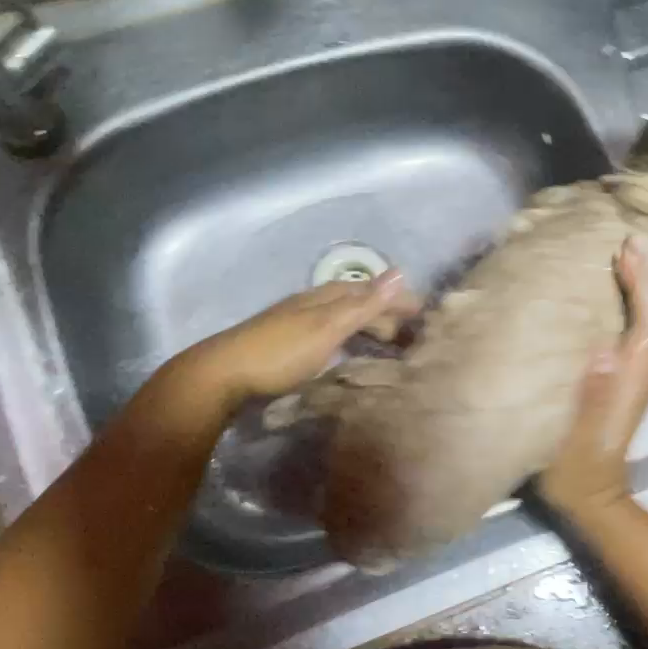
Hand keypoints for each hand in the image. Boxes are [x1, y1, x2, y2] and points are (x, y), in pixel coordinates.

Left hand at [173, 272, 421, 404]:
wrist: (223, 376)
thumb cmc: (280, 353)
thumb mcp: (328, 328)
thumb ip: (364, 305)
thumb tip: (401, 273)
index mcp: (323, 297)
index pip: (368, 290)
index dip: (396, 299)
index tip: (424, 313)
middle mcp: (310, 305)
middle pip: (355, 303)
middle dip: (384, 313)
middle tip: (411, 336)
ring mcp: (296, 325)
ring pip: (341, 320)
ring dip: (366, 327)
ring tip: (387, 346)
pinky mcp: (286, 347)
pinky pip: (329, 336)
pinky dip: (348, 341)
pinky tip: (347, 356)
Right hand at [536, 234, 647, 515]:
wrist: (591, 496)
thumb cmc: (577, 467)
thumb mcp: (579, 437)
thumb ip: (594, 397)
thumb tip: (605, 351)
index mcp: (633, 377)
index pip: (647, 319)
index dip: (641, 282)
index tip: (629, 248)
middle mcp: (644, 370)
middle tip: (645, 236)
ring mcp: (638, 375)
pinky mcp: (627, 380)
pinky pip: (643, 329)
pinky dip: (644, 304)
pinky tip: (636, 293)